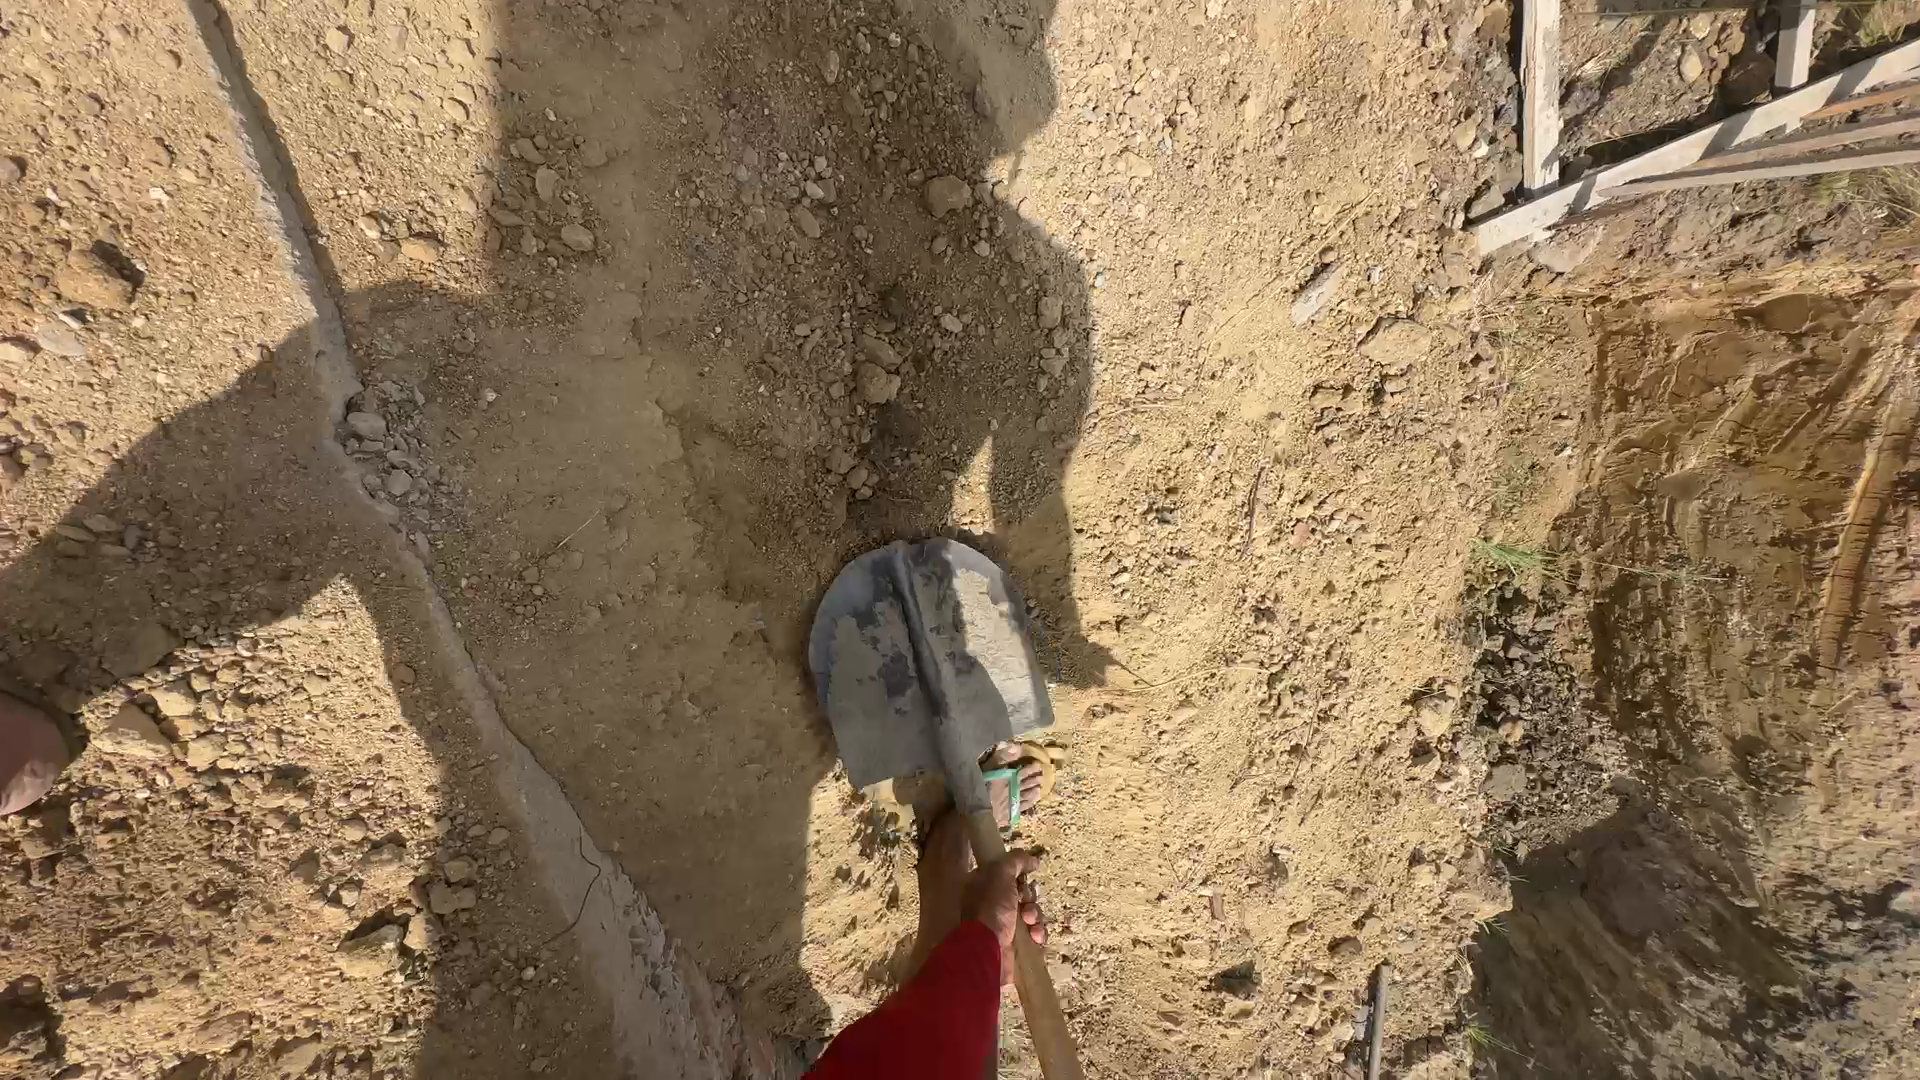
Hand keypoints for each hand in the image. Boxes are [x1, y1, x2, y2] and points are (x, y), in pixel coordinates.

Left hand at [959, 850, 1046, 983]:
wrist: (988, 950)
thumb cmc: (991, 907)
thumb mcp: (1001, 874)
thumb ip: (1016, 861)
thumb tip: (1034, 859)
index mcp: (983, 885)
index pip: (1007, 873)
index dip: (1019, 874)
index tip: (1025, 877)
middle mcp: (991, 903)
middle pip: (1021, 892)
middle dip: (1029, 896)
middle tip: (1026, 903)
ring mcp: (1003, 924)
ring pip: (1030, 912)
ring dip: (1035, 915)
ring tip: (1030, 922)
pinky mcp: (1015, 943)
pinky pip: (1034, 932)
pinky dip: (1038, 932)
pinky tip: (1035, 936)